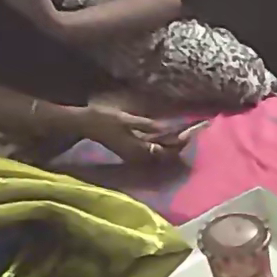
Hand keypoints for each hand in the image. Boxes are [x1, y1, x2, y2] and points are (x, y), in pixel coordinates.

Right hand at [59, 102, 183, 163]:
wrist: (85, 124)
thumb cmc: (104, 119)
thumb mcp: (126, 119)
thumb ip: (147, 125)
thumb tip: (166, 128)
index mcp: (138, 150)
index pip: (165, 150)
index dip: (178, 142)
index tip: (189, 133)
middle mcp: (139, 157)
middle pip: (164, 155)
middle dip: (178, 145)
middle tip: (191, 133)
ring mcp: (136, 156)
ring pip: (159, 154)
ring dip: (171, 146)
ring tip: (184, 135)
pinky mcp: (133, 153)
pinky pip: (152, 151)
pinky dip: (161, 144)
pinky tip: (168, 137)